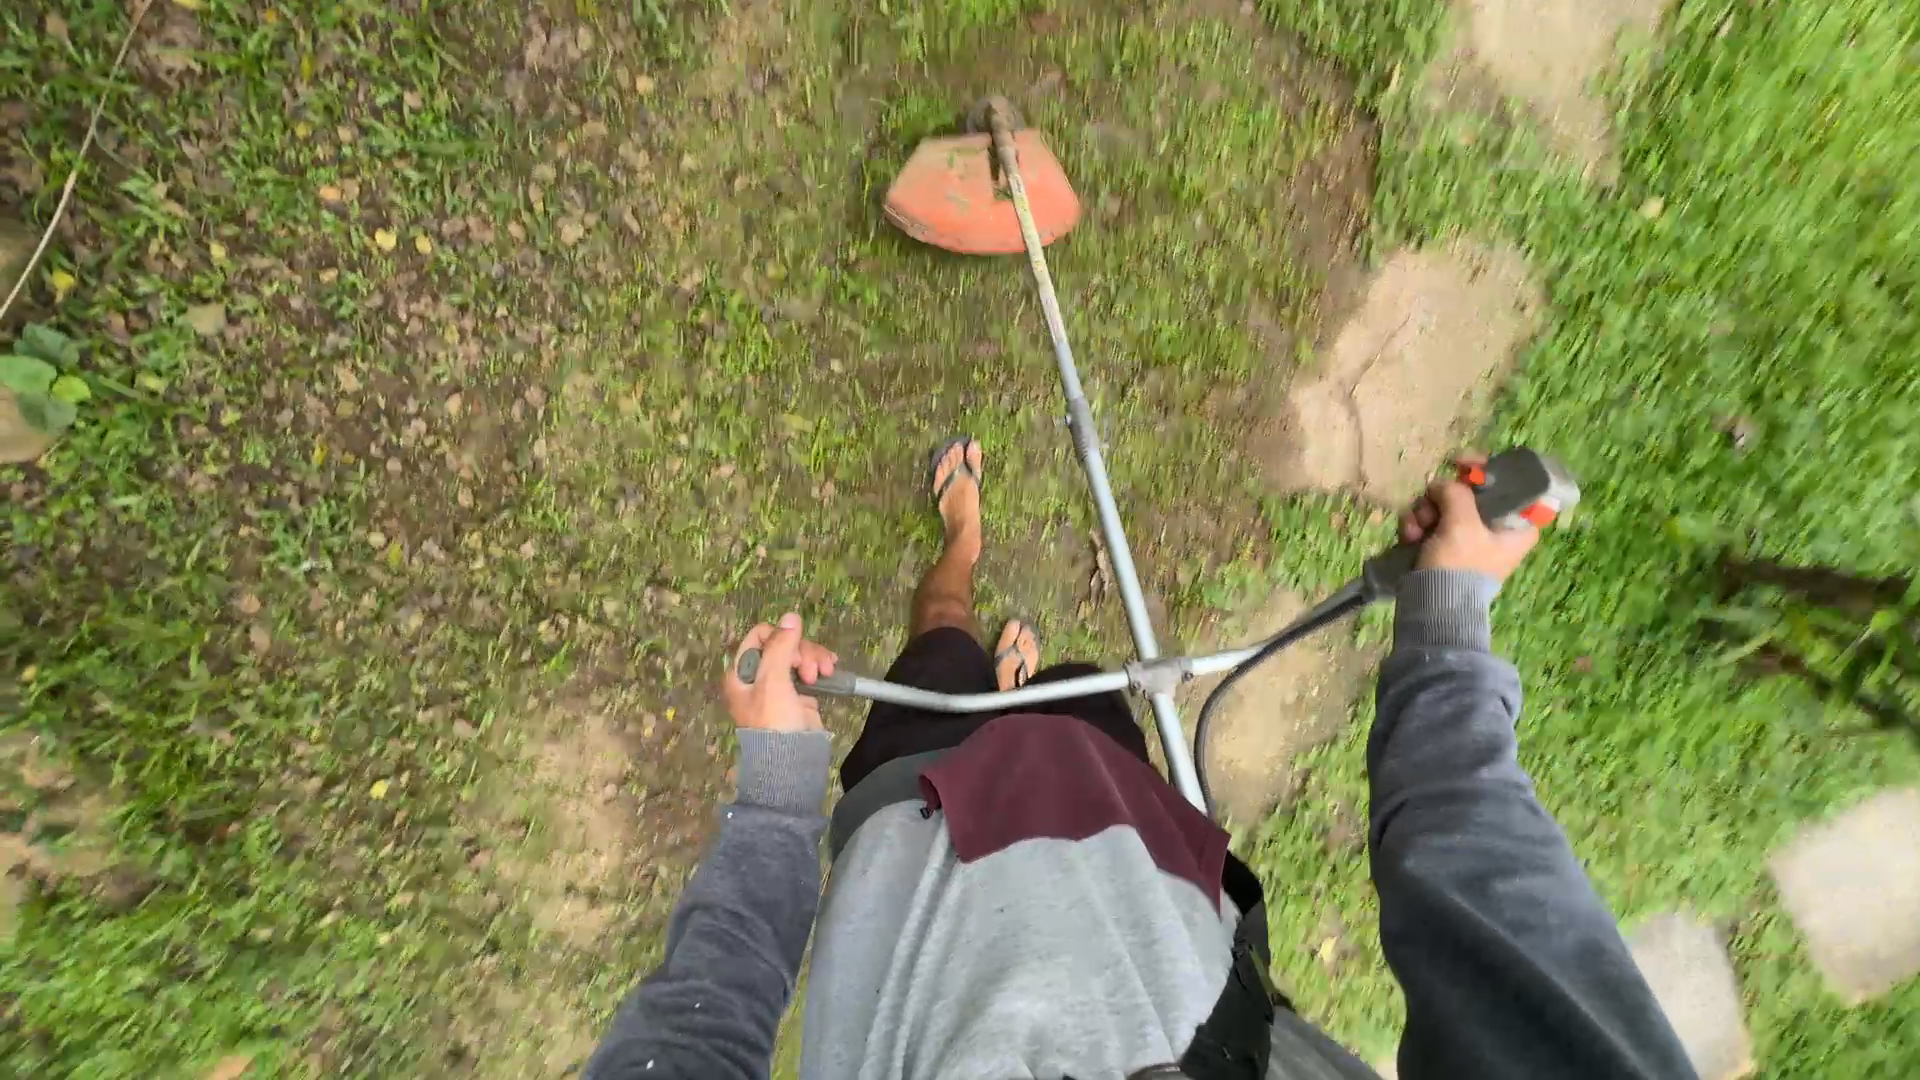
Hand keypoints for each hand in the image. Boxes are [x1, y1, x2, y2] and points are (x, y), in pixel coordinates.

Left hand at [723, 613, 837, 732]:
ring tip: (825, 672)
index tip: (792, 656)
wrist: (791, 759)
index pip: (760, 636)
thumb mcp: (772, 681)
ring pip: (799, 654)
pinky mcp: (799, 692)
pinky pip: (809, 667)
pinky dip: (820, 665)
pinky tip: (831, 669)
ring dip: (814, 658)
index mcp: (742, 671)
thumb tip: (791, 616)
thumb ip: (781, 647)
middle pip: (784, 643)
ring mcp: (780, 683)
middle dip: (802, 651)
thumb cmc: (774, 720)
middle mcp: (759, 674)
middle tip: (810, 671)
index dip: (780, 639)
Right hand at [1399, 457, 1539, 583]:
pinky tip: (1408, 538)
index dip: (1486, 468)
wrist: (1433, 605)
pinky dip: (1415, 526)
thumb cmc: (1458, 565)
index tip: (1460, 462)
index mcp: (1517, 524)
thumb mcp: (1462, 525)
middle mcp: (1494, 527)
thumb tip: (1442, 484)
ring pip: (1442, 505)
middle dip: (1441, 497)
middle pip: (1468, 492)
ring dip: (1422, 512)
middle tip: (1431, 507)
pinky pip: (1427, 521)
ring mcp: (1466, 536)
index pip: (1511, 483)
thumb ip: (1456, 493)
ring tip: (1415, 530)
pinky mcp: (1441, 545)